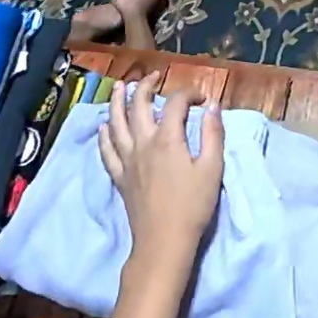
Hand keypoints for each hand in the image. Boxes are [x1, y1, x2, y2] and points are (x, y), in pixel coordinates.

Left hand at [100, 81, 223, 271]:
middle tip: (154, 77)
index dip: (189, 94)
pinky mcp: (119, 176)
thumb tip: (212, 105)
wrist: (164, 240)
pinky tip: (105, 126)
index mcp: (168, 139)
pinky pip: (106, 150)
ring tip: (119, 86)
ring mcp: (127, 160)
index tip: (203, 99)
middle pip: (139, 106)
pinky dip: (104, 134)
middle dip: (146, 87)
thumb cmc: (194, 204)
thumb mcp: (213, 167)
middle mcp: (143, 144)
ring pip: (116, 123)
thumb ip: (213, 133)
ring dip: (117, 102)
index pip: (175, 104)